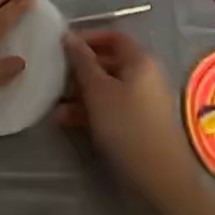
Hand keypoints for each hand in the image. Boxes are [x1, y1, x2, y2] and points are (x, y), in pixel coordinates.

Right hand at [59, 31, 197, 199]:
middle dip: (81, 70)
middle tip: (55, 78)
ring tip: (55, 105)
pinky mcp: (139, 122)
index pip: (113, 37)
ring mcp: (143, 100)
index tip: (64, 47)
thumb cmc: (126, 126)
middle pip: (110, 62)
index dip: (89, 38)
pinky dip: (92, 110)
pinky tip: (67, 122)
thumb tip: (69, 36)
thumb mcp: (98, 92)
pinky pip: (112, 107)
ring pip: (108, 87)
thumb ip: (82, 62)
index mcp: (140, 60)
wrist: (159, 178)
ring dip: (82, 94)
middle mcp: (145, 74)